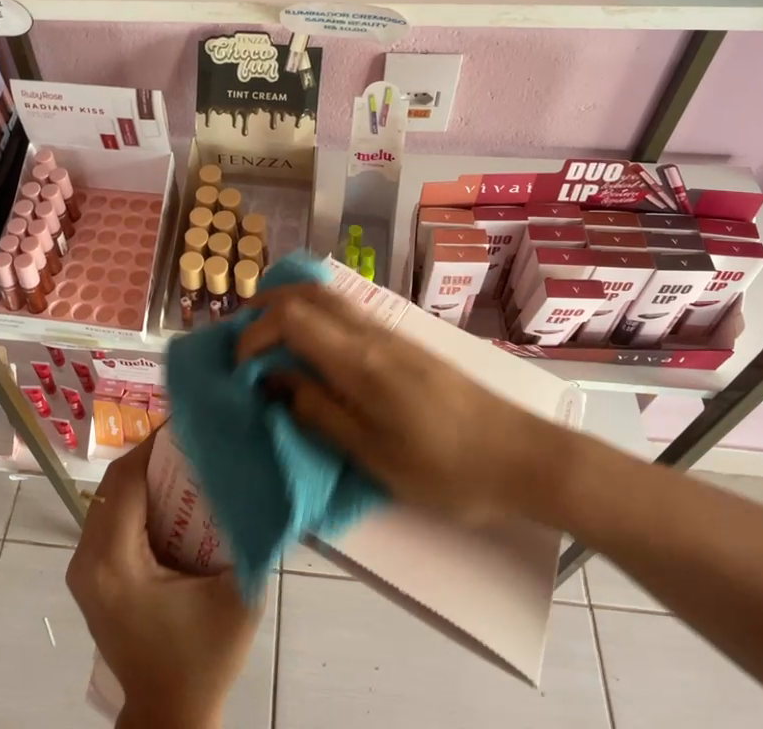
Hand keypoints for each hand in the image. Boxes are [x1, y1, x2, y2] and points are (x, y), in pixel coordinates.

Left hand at [67, 434, 260, 726]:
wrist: (170, 714)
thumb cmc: (203, 659)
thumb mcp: (237, 598)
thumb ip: (248, 540)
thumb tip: (258, 486)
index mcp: (114, 562)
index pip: (127, 480)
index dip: (156, 445)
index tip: (191, 424)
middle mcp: (87, 559)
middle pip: (114, 485)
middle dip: (154, 458)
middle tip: (196, 442)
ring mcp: (83, 570)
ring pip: (110, 500)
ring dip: (146, 479)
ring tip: (188, 464)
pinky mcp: (91, 577)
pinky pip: (111, 521)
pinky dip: (139, 503)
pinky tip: (173, 500)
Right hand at [239, 284, 585, 530]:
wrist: (523, 459)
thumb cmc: (445, 469)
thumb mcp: (373, 455)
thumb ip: (319, 413)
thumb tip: (276, 382)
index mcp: (359, 360)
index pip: (291, 317)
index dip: (254, 334)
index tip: (239, 371)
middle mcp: (374, 334)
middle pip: (310, 294)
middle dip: (267, 307)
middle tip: (241, 338)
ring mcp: (395, 335)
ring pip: (332, 299)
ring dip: (292, 308)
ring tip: (268, 339)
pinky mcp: (409, 345)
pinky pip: (350, 314)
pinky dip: (318, 317)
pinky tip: (314, 347)